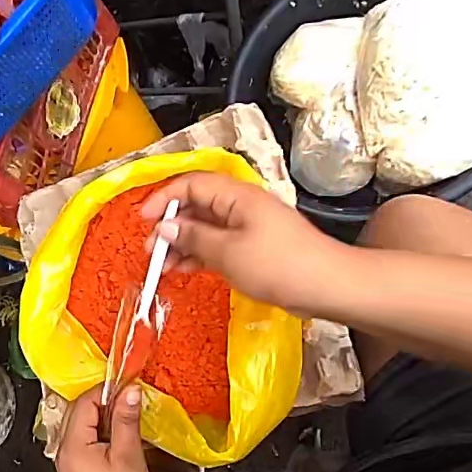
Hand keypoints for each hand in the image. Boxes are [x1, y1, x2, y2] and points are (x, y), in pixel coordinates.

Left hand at [56, 384, 151, 471]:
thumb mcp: (128, 457)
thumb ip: (127, 420)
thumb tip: (130, 391)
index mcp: (72, 444)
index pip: (84, 401)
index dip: (107, 390)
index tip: (131, 387)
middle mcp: (64, 452)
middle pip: (81, 414)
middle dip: (107, 404)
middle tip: (134, 404)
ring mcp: (68, 466)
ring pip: (85, 430)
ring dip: (107, 422)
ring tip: (132, 424)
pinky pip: (87, 445)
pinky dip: (104, 438)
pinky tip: (122, 445)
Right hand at [140, 172, 354, 314]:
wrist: (327, 286)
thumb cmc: (280, 265)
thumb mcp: (228, 252)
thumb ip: (194, 238)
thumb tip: (166, 228)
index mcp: (237, 196)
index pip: (191, 184)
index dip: (164, 199)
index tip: (145, 221)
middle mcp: (241, 206)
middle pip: (197, 206)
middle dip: (171, 225)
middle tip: (152, 250)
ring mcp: (249, 227)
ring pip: (206, 228)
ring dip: (183, 244)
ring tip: (164, 266)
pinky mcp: (254, 248)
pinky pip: (219, 244)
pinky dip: (201, 255)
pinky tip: (185, 269)